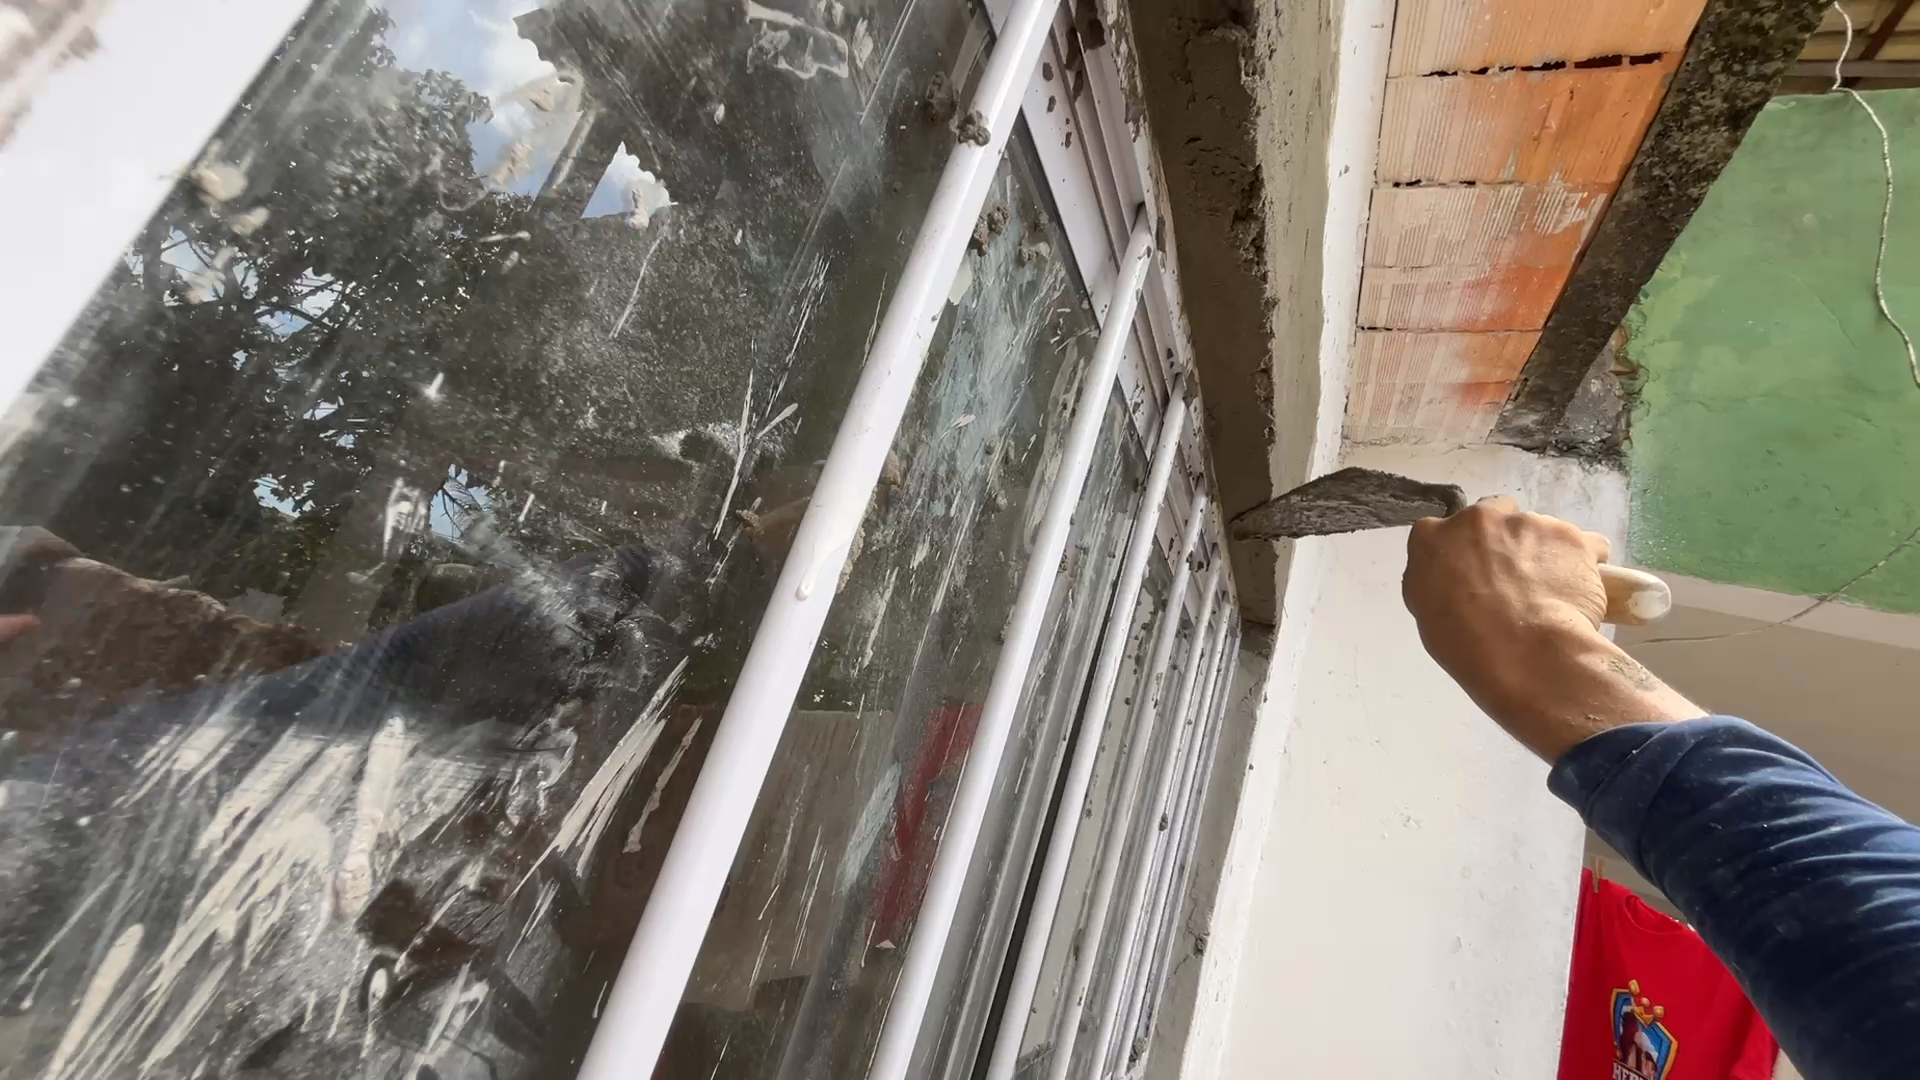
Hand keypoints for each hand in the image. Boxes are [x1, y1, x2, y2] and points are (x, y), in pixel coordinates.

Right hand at [1403, 497, 1701, 761]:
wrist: (1521, 655)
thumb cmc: (1462, 645)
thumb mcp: (1430, 614)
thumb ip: (1438, 587)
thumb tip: (1455, 587)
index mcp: (1428, 538)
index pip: (1441, 533)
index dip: (1466, 556)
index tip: (1479, 579)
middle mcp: (1475, 519)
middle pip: (1494, 522)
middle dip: (1508, 544)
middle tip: (1522, 586)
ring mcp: (1527, 523)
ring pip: (1544, 533)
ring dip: (1551, 557)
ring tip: (1565, 602)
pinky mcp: (1574, 536)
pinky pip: (1586, 548)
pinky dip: (1590, 568)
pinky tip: (1591, 600)